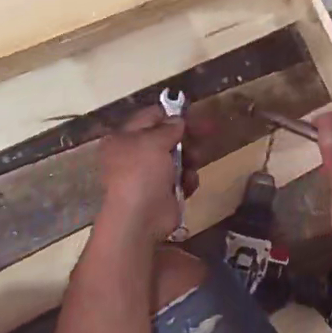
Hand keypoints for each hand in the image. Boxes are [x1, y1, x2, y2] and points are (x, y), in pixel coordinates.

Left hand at [97, 106, 192, 244]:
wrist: (140, 218)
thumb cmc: (141, 173)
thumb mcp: (152, 142)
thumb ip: (168, 128)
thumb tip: (177, 120)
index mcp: (124, 139)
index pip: (149, 117)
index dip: (170, 114)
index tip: (192, 114)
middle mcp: (134, 155)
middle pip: (166, 138)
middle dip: (185, 138)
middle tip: (207, 133)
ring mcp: (149, 175)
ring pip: (177, 158)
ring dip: (189, 159)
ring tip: (194, 162)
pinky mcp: (164, 193)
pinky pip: (181, 178)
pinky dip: (187, 179)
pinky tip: (188, 184)